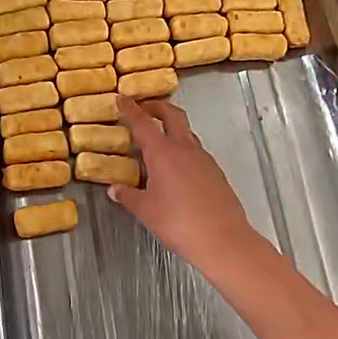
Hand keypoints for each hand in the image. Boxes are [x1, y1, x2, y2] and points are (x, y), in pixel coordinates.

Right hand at [108, 97, 261, 269]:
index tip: (122, 99)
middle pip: (172, 115)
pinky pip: (196, 152)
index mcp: (163, 153)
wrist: (222, 239)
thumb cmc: (179, 223)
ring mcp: (204, 159)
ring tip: (158, 139)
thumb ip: (128, 196)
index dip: (130, 109)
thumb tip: (115, 190)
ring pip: (186, 132)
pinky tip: (177, 167)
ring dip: (172, 128)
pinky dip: (184, 149)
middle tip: (144, 108)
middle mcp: (185, 149)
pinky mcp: (215, 172)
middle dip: (157, 107)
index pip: (143, 123)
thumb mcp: (146, 210)